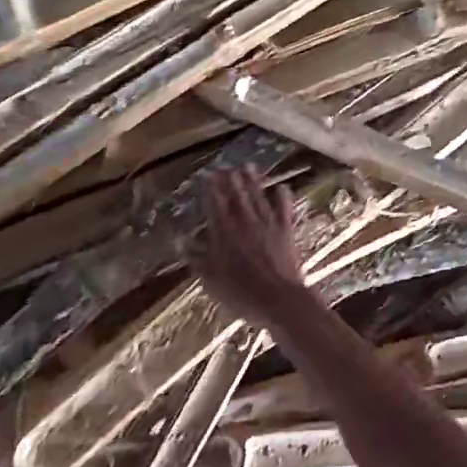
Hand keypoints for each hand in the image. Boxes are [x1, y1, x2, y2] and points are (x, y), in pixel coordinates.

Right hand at [188, 167, 308, 327]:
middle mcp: (245, 223)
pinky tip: (282, 187)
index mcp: (224, 233)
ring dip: (253, 181)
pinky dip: (283, 198)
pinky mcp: (286, 232)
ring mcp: (267, 225)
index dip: (211, 189)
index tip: (208, 175)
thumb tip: (180, 241)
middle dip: (230, 179)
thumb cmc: (241, 292)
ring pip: (258, 197)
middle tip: (225, 166)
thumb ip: (196, 258)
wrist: (280, 300)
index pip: (215, 205)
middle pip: (236, 196)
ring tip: (247, 166)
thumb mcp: (210, 278)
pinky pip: (284, 211)